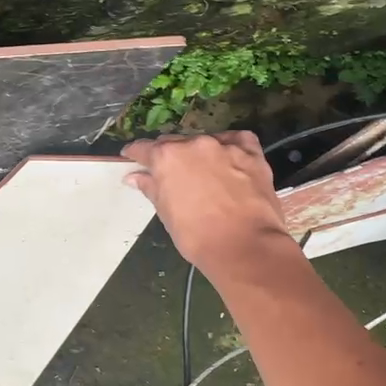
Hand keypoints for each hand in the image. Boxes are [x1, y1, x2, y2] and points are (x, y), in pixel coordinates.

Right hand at [122, 132, 295, 279]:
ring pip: (203, 142)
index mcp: (166, 157)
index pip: (143, 148)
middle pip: (173, 143)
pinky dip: (229, 146)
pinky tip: (228, 158)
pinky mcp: (252, 154)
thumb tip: (135, 177)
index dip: (135, 154)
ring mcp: (225, 146)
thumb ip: (150, 188)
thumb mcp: (165, 213)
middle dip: (167, 155)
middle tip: (169, 174)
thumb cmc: (196, 235)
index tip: (132, 159)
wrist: (245, 245)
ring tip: (201, 172)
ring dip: (197, 153)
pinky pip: (237, 140)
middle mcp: (193, 144)